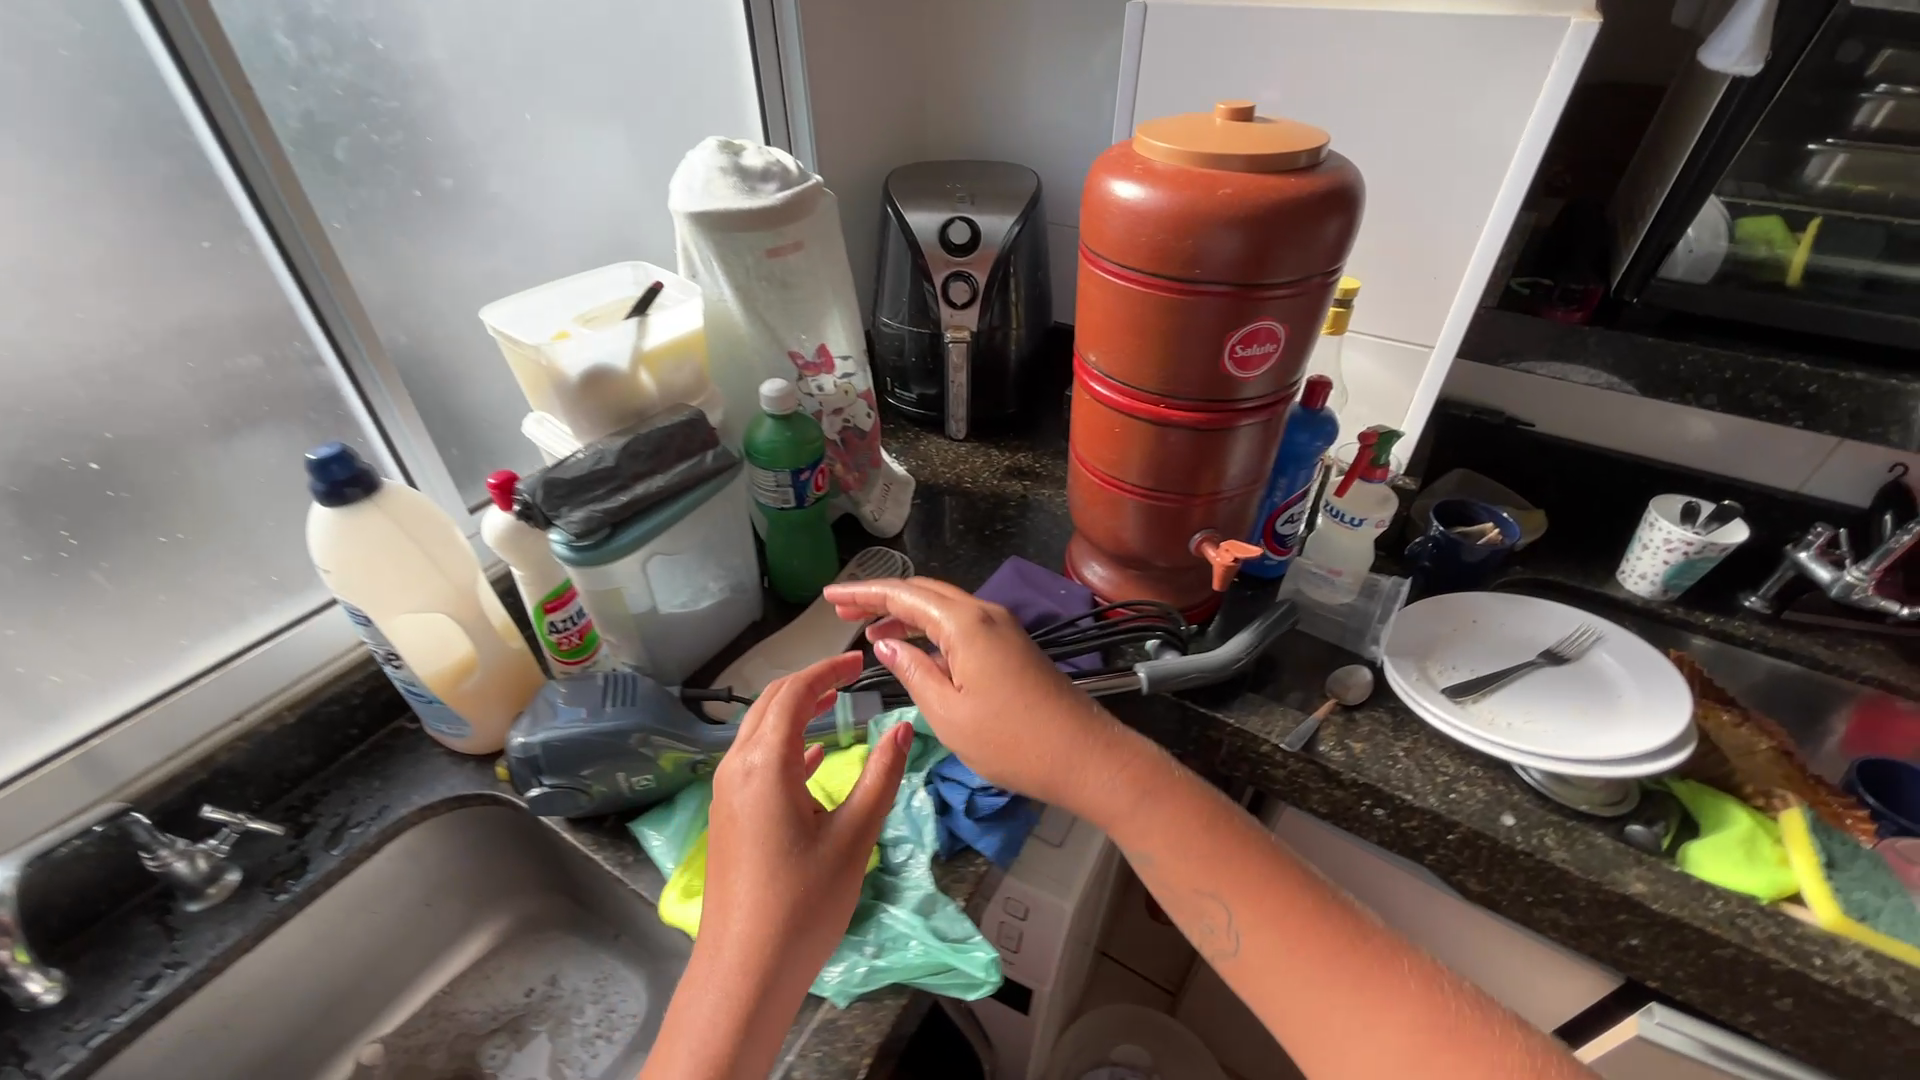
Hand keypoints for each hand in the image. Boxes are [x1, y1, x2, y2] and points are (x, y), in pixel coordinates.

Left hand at [643, 652, 910, 1079]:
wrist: (744, 972)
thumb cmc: (804, 903)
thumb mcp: (854, 835)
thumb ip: (881, 774)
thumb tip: (903, 726)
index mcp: (765, 763)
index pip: (793, 693)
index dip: (827, 670)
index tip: (860, 660)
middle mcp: (736, 768)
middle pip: (769, 704)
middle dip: (809, 683)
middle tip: (850, 676)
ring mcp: (726, 793)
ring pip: (758, 731)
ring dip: (794, 711)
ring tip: (834, 705)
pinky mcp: (728, 816)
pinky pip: (754, 760)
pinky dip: (784, 745)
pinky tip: (811, 757)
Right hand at [824, 577, 1136, 811]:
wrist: (1084, 755)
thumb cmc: (1011, 741)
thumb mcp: (948, 713)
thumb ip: (913, 672)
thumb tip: (887, 644)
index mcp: (965, 623)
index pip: (903, 595)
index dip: (863, 593)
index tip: (829, 596)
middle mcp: (985, 613)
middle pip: (924, 593)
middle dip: (881, 599)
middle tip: (843, 612)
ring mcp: (1003, 628)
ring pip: (944, 608)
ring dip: (906, 615)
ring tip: (870, 632)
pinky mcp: (1012, 646)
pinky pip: (961, 625)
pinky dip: (931, 631)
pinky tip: (915, 651)